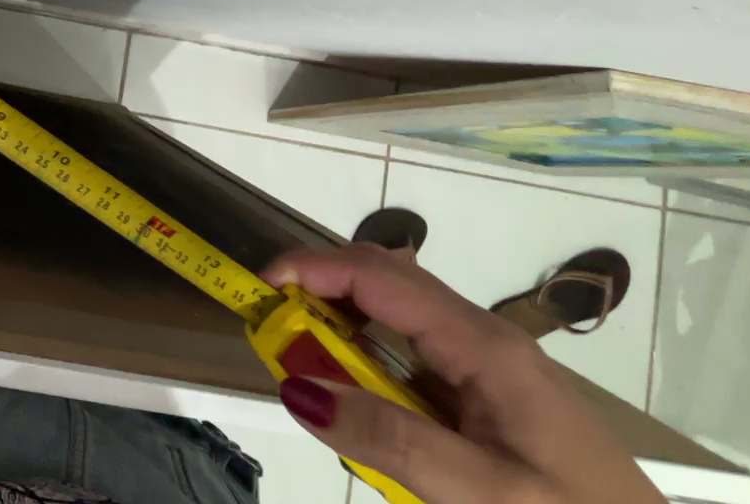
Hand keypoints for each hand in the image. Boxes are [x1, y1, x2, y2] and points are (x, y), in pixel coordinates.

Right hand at [263, 245, 661, 503]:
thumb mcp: (485, 497)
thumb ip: (391, 441)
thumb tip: (293, 387)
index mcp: (483, 345)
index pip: (378, 276)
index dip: (311, 268)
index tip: (258, 290)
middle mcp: (484, 337)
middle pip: (385, 278)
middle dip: (318, 285)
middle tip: (270, 323)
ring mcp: (490, 363)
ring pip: (397, 310)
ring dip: (339, 317)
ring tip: (300, 354)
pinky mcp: (491, 392)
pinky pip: (413, 349)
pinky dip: (366, 352)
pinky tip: (356, 390)